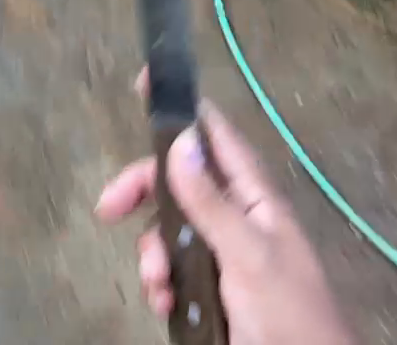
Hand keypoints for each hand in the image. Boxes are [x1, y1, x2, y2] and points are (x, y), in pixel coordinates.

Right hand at [95, 103, 353, 344]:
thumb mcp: (248, 254)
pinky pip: (173, 270)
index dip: (181, 107)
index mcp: (253, 196)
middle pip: (178, 181)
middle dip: (142, 192)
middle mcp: (236, 216)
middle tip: (108, 208)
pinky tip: (165, 303)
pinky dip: (161, 283)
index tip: (143, 82)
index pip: (214, 134)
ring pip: (169, 230)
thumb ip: (211, 200)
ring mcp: (224, 253)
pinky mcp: (213, 289)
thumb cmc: (289, 313)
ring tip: (157, 285)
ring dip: (153, 253)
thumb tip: (178, 138)